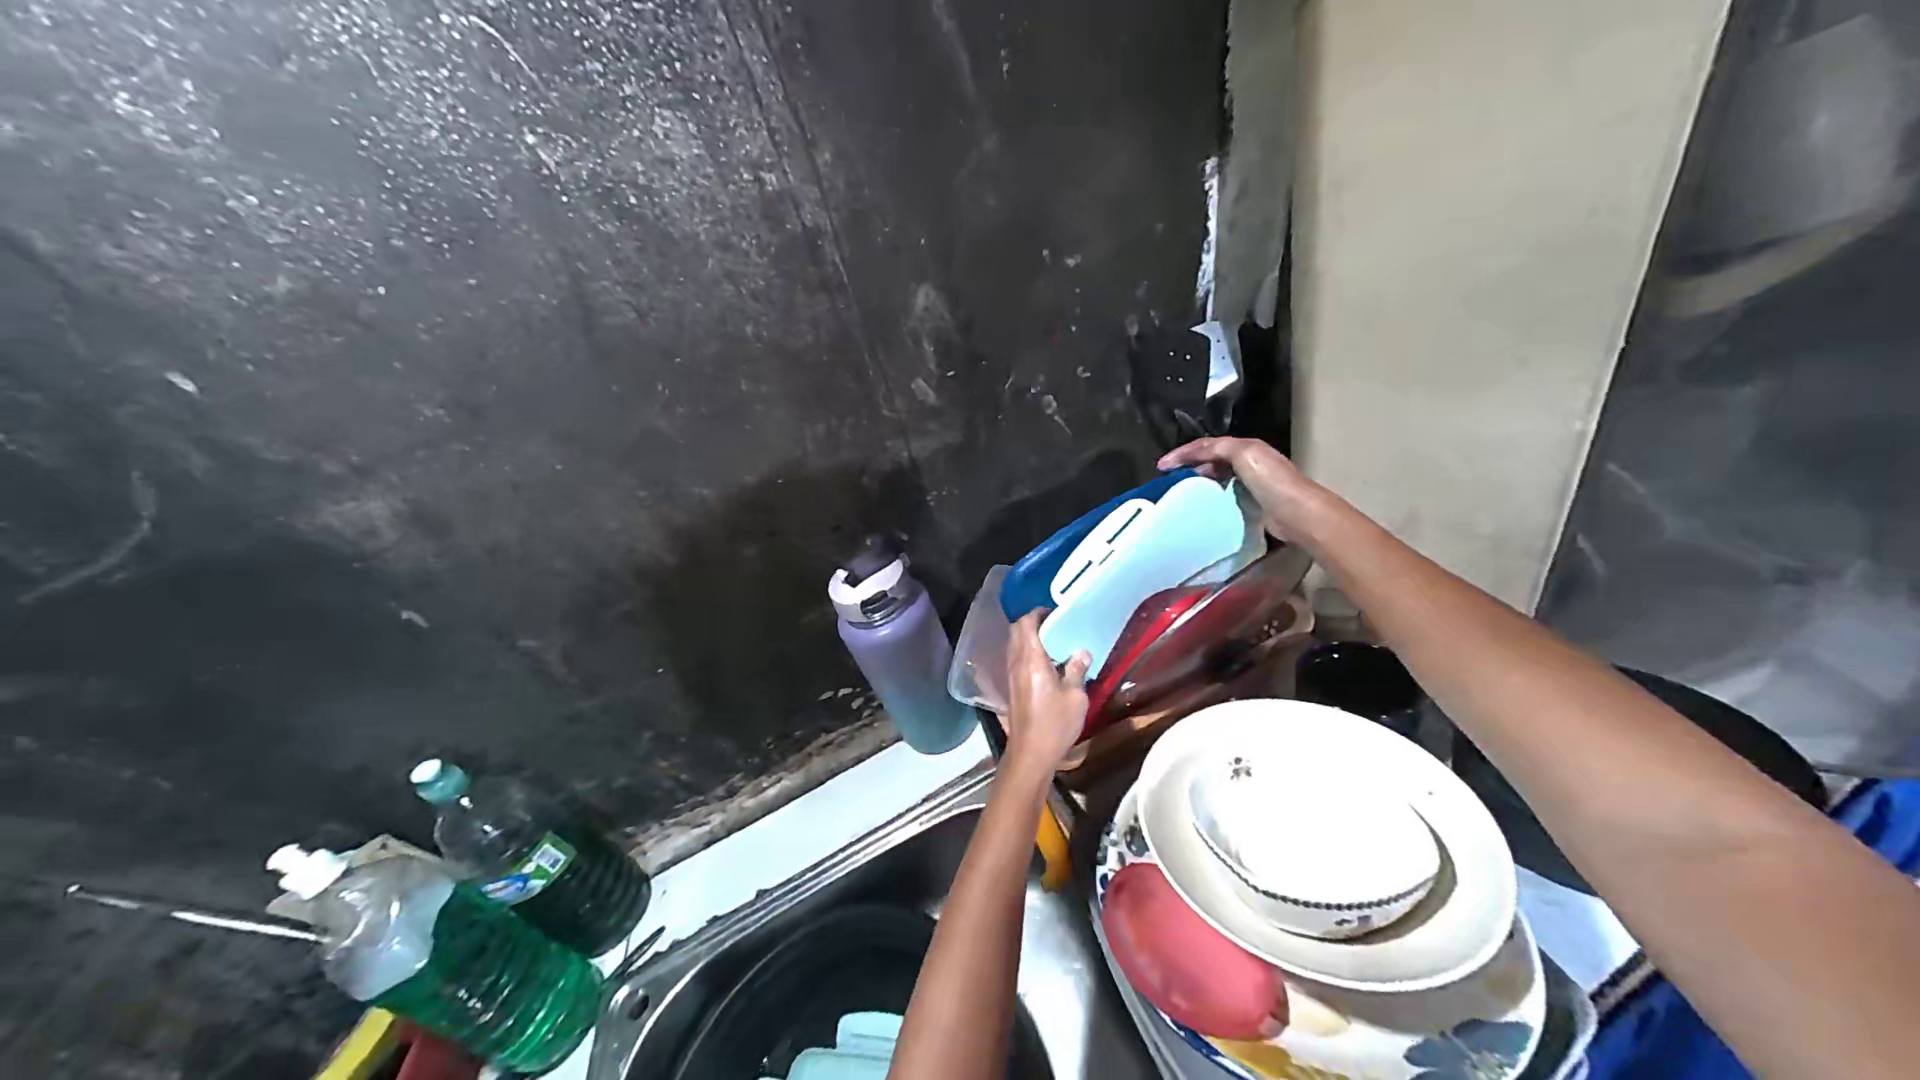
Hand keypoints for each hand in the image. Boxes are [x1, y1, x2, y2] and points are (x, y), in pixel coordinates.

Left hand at [1004, 612, 1089, 773]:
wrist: (1031, 753)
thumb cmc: (1055, 724)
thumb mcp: (1075, 697)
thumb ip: (1076, 670)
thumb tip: (1081, 651)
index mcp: (1031, 659)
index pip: (1026, 624)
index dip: (1038, 613)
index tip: (1055, 612)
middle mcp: (1016, 663)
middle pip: (1016, 631)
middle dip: (1032, 623)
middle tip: (1055, 625)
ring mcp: (1010, 676)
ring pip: (1014, 645)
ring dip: (1028, 638)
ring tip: (1053, 643)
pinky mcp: (1011, 688)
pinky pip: (1016, 660)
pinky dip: (1027, 653)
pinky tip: (1046, 664)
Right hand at [1157, 437, 1328, 543]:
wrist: (1297, 514)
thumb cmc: (1271, 481)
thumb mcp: (1244, 453)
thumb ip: (1219, 448)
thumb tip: (1196, 456)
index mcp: (1246, 447)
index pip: (1207, 445)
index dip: (1182, 453)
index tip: (1161, 466)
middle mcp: (1249, 462)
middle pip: (1211, 459)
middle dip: (1189, 465)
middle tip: (1168, 478)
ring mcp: (1251, 484)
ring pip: (1217, 477)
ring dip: (1198, 481)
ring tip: (1180, 491)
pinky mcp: (1252, 504)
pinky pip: (1223, 495)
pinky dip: (1209, 496)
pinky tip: (1200, 505)